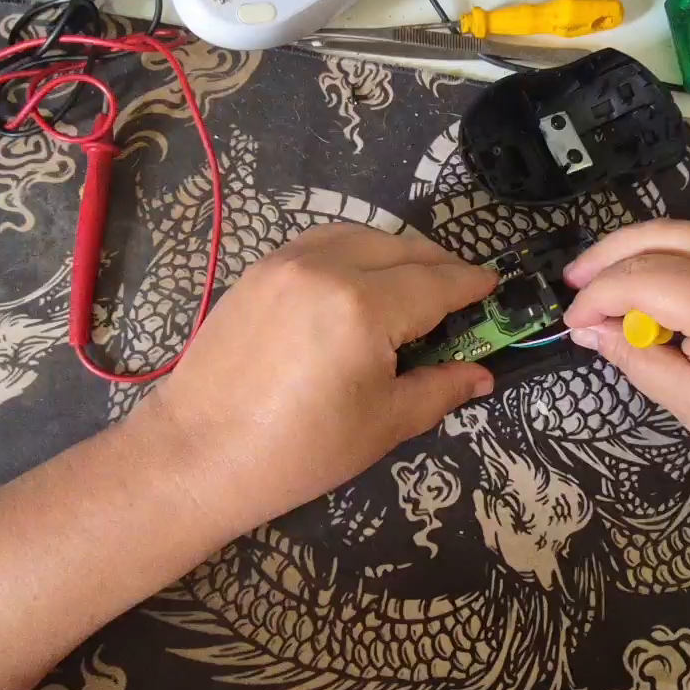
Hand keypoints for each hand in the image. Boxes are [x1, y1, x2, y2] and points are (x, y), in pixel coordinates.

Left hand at [123, 224, 496, 540]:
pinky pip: (324, 240)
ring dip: (399, 252)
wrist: (195, 454)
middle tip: (459, 293)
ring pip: (364, 235)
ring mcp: (288, 261)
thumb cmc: (298, 451)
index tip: (494, 285)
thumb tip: (483, 375)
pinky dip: (355, 248)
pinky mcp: (261, 268)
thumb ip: (440, 389)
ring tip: (413, 283)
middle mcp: (329, 268)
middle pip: (404, 249)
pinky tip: (360, 277)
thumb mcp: (383, 425)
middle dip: (440, 265)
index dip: (471, 284)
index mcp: (364, 308)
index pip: (436, 283)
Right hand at [562, 219, 689, 492]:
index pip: (644, 278)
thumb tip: (586, 328)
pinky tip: (642, 284)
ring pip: (681, 233)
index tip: (571, 322)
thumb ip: (632, 355)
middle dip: (609, 256)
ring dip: (633, 250)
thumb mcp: (687, 400)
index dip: (598, 296)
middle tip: (572, 281)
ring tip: (595, 276)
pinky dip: (664, 259)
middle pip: (660, 237)